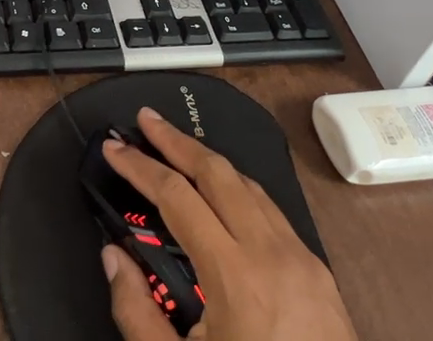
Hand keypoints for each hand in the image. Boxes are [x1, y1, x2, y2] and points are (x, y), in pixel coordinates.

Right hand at [101, 108, 354, 340]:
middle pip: (218, 173)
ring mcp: (303, 260)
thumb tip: (112, 257)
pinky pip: (271, 210)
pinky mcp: (320, 273)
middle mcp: (274, 255)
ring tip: (176, 145)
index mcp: (237, 277)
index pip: (177, 197)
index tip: (114, 149)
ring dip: (208, 158)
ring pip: (249, 185)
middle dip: (176, 140)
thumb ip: (136, 311)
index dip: (139, 167)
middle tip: (145, 120)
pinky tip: (221, 190)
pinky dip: (237, 187)